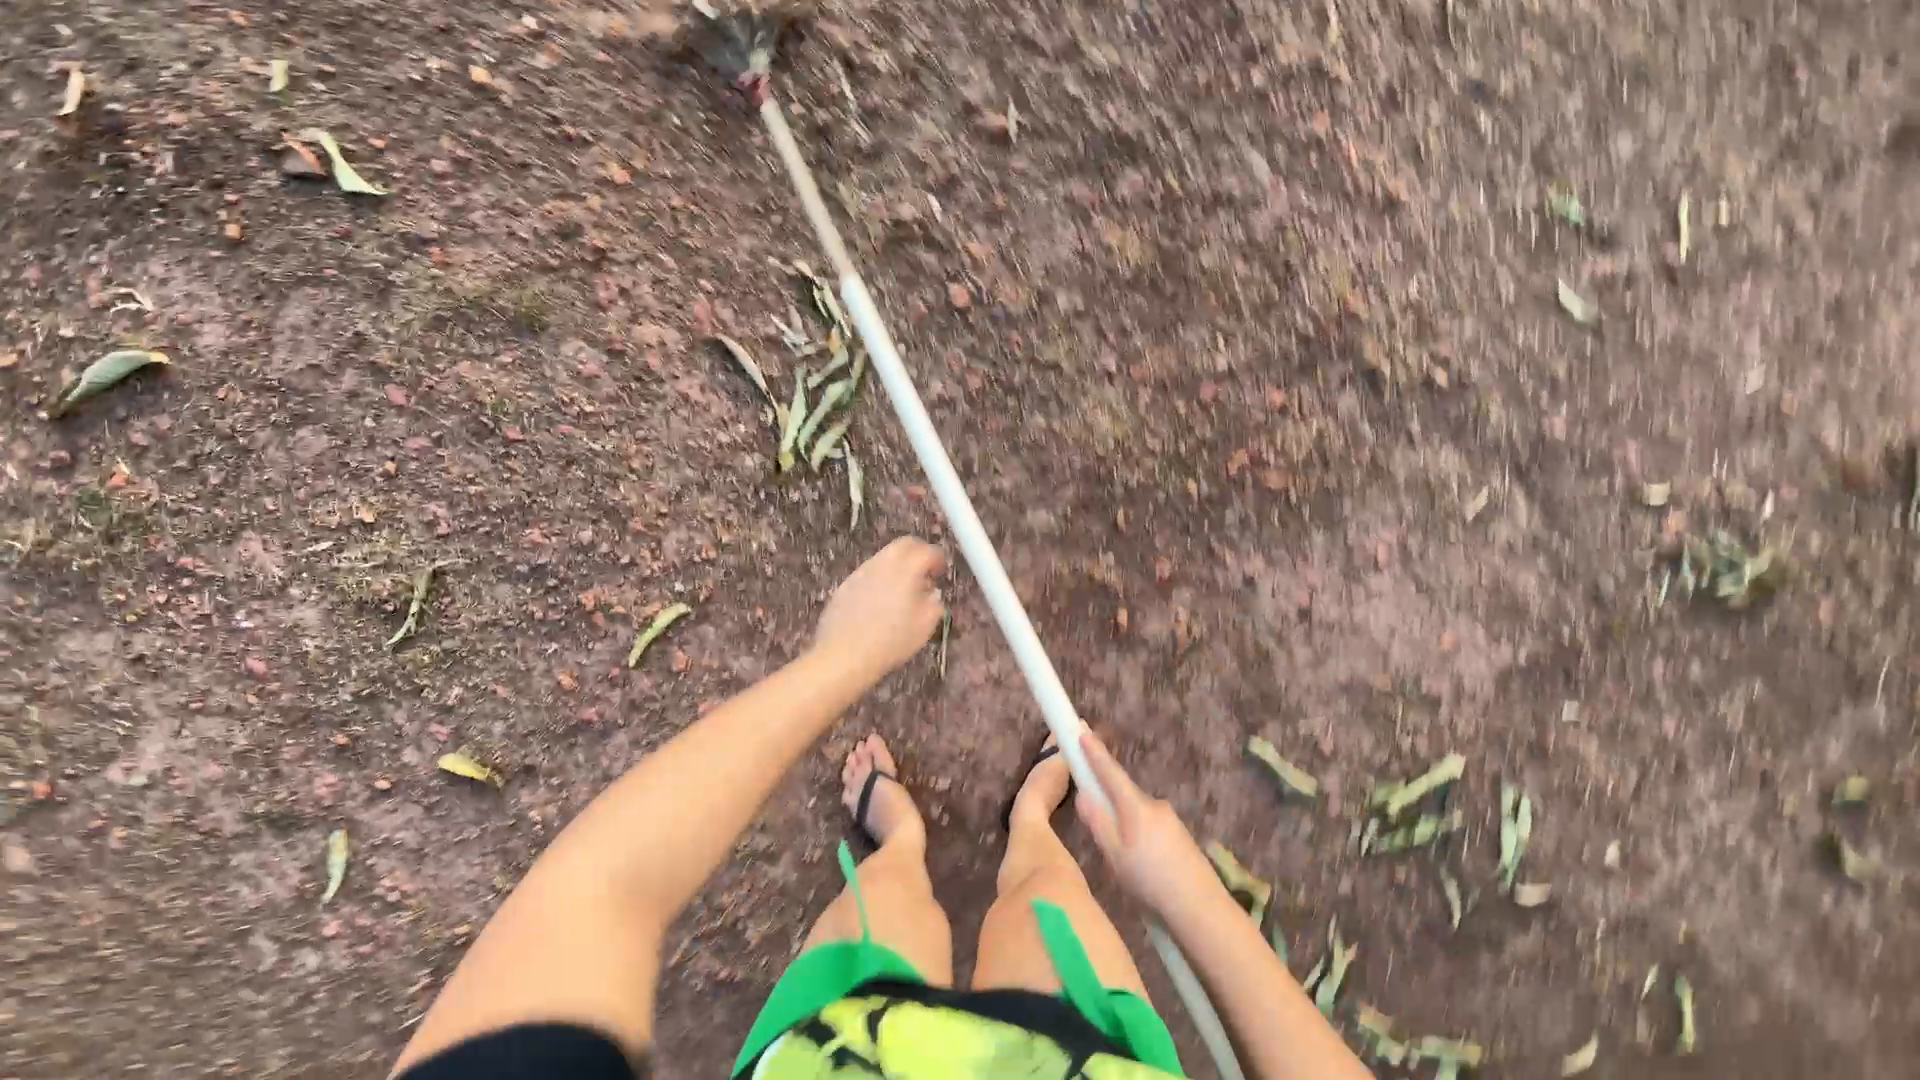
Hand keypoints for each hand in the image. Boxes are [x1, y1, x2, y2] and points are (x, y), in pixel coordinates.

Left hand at [812, 537, 947, 681]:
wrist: (844, 655)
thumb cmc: (891, 642)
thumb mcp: (924, 627)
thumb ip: (934, 604)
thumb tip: (933, 594)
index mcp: (905, 570)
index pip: (927, 551)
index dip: (939, 558)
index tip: (942, 571)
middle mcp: (882, 564)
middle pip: (903, 544)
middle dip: (919, 552)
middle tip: (926, 571)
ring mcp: (860, 572)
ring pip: (884, 557)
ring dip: (899, 565)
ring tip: (904, 590)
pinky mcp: (845, 585)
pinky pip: (868, 572)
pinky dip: (880, 578)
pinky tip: (880, 601)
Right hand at [1074, 732, 1220, 916]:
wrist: (1201, 907)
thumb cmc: (1151, 880)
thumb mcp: (1114, 855)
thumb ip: (1098, 823)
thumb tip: (1084, 794)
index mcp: (1135, 806)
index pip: (1110, 772)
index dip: (1094, 752)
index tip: (1082, 730)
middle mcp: (1154, 805)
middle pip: (1123, 795)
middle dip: (1108, 805)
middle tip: (1101, 837)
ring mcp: (1170, 820)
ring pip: (1137, 815)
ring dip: (1125, 827)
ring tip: (1125, 866)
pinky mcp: (1180, 836)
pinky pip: (1150, 827)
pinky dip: (1140, 838)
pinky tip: (1143, 868)